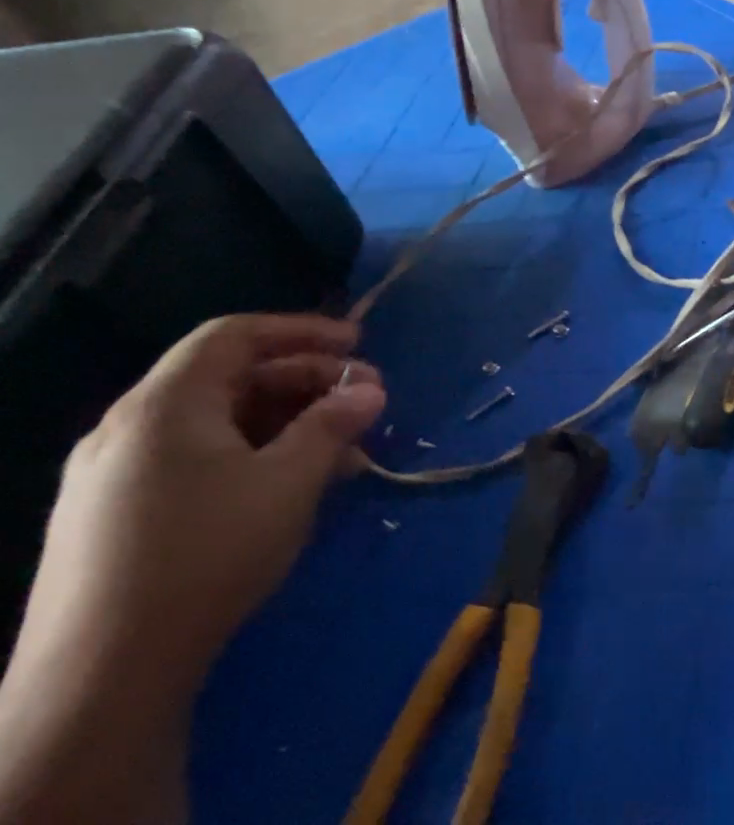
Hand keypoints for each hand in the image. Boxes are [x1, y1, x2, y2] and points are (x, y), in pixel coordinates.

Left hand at [0, 315, 385, 823]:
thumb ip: (332, 426)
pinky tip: (287, 485)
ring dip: (284, 421)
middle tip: (366, 402)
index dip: (302, 330)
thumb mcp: (290, 481)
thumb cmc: (208, 551)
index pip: (233, 336)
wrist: (104, 663)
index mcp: (164, 405)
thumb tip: (369, 389)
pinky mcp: (113, 514)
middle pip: (225, 377)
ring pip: (213, 421)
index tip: (361, 345)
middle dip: (304, 381)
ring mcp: (113, 473)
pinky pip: (194, 457)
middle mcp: (129, 427)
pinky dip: (251, 453)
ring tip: (341, 449)